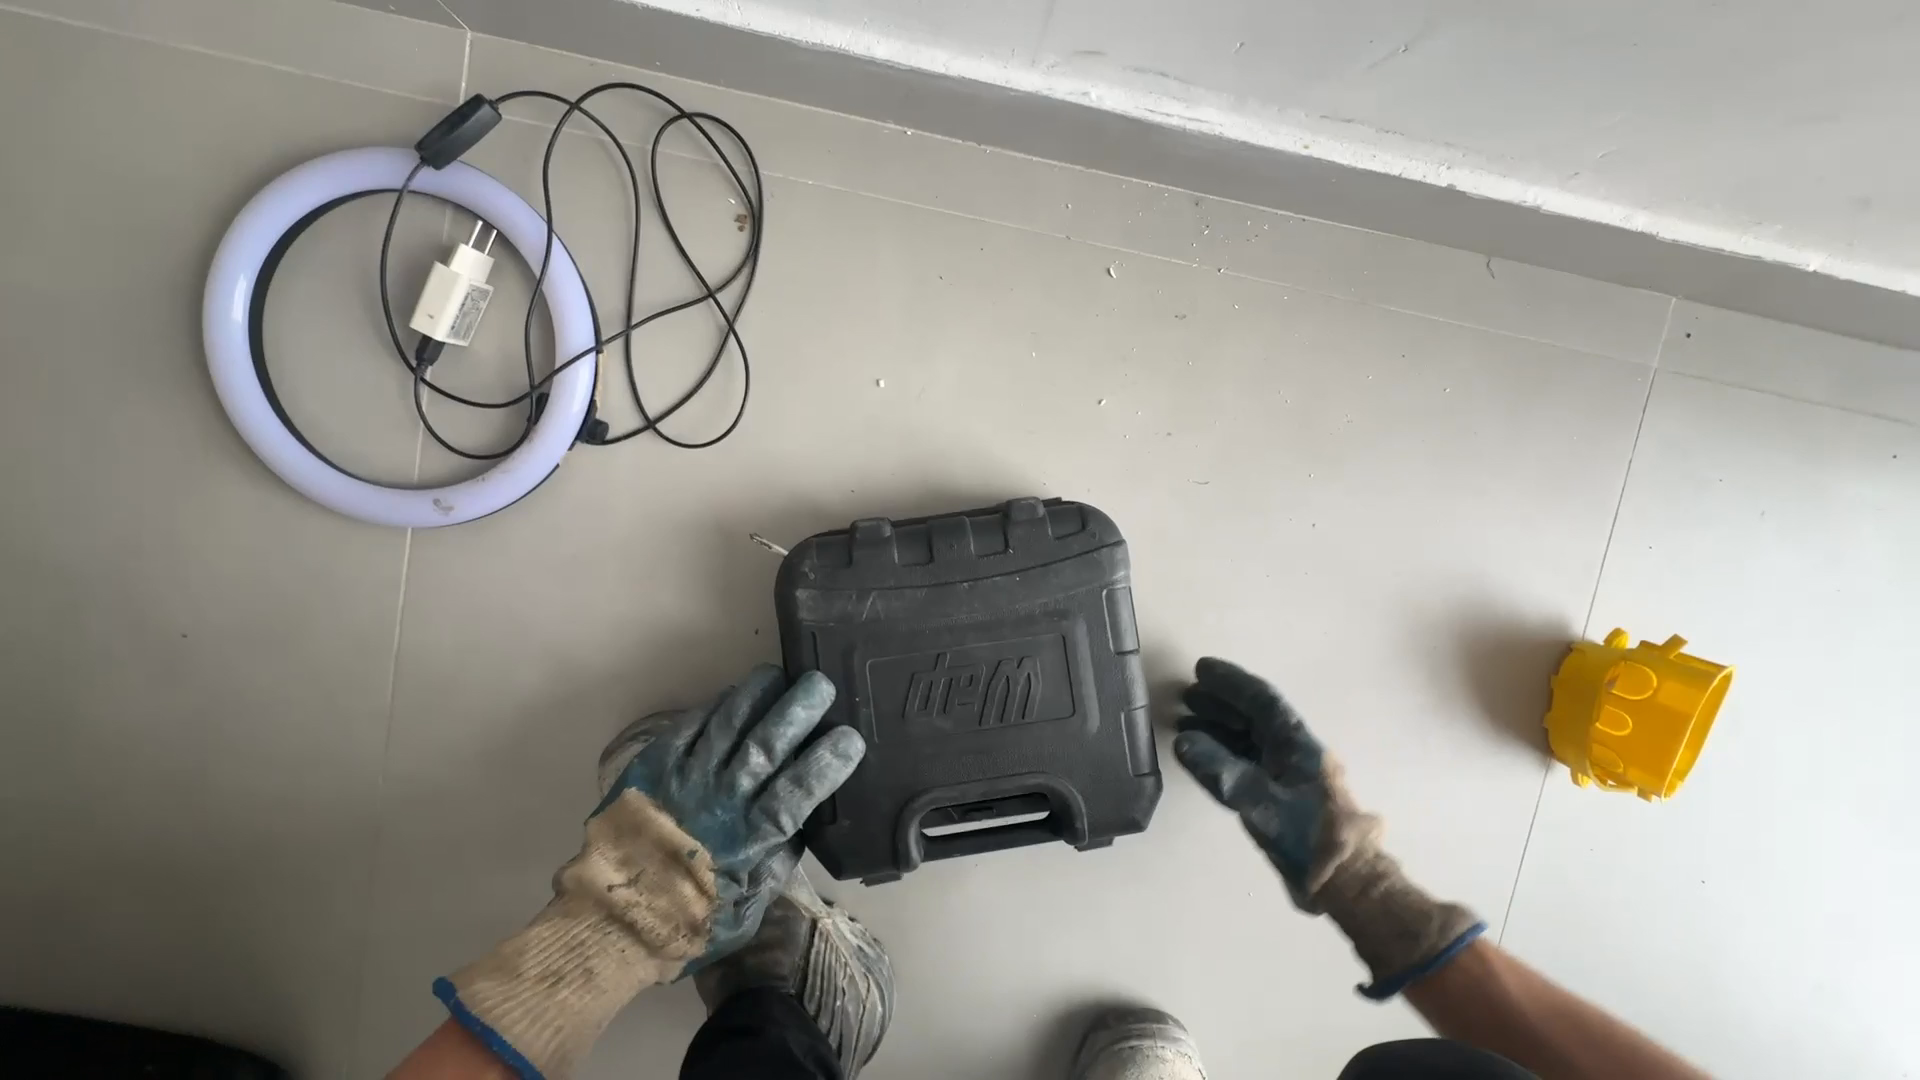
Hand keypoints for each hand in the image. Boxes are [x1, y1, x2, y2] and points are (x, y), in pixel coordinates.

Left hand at [435, 665, 864, 1079]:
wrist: (610, 922)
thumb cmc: (688, 920)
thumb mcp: (749, 904)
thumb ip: (778, 858)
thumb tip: (801, 820)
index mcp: (749, 838)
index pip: (797, 790)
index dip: (825, 761)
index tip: (850, 737)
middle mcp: (720, 801)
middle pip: (766, 745)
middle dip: (798, 710)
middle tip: (821, 684)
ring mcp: (684, 779)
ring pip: (726, 725)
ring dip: (756, 696)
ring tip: (777, 675)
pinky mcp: (653, 768)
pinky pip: (689, 728)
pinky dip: (714, 708)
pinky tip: (733, 696)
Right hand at [1173, 657, 1482, 999]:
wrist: (1348, 885)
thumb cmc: (1309, 838)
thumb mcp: (1260, 802)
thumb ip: (1221, 770)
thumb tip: (1185, 741)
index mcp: (1297, 744)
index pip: (1261, 700)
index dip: (1231, 682)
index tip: (1201, 669)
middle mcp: (1294, 751)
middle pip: (1254, 716)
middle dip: (1221, 703)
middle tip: (1187, 695)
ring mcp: (1289, 773)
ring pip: (1250, 738)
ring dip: (1220, 727)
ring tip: (1187, 723)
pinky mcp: (1282, 795)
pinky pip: (1248, 760)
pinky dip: (1223, 753)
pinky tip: (1203, 757)